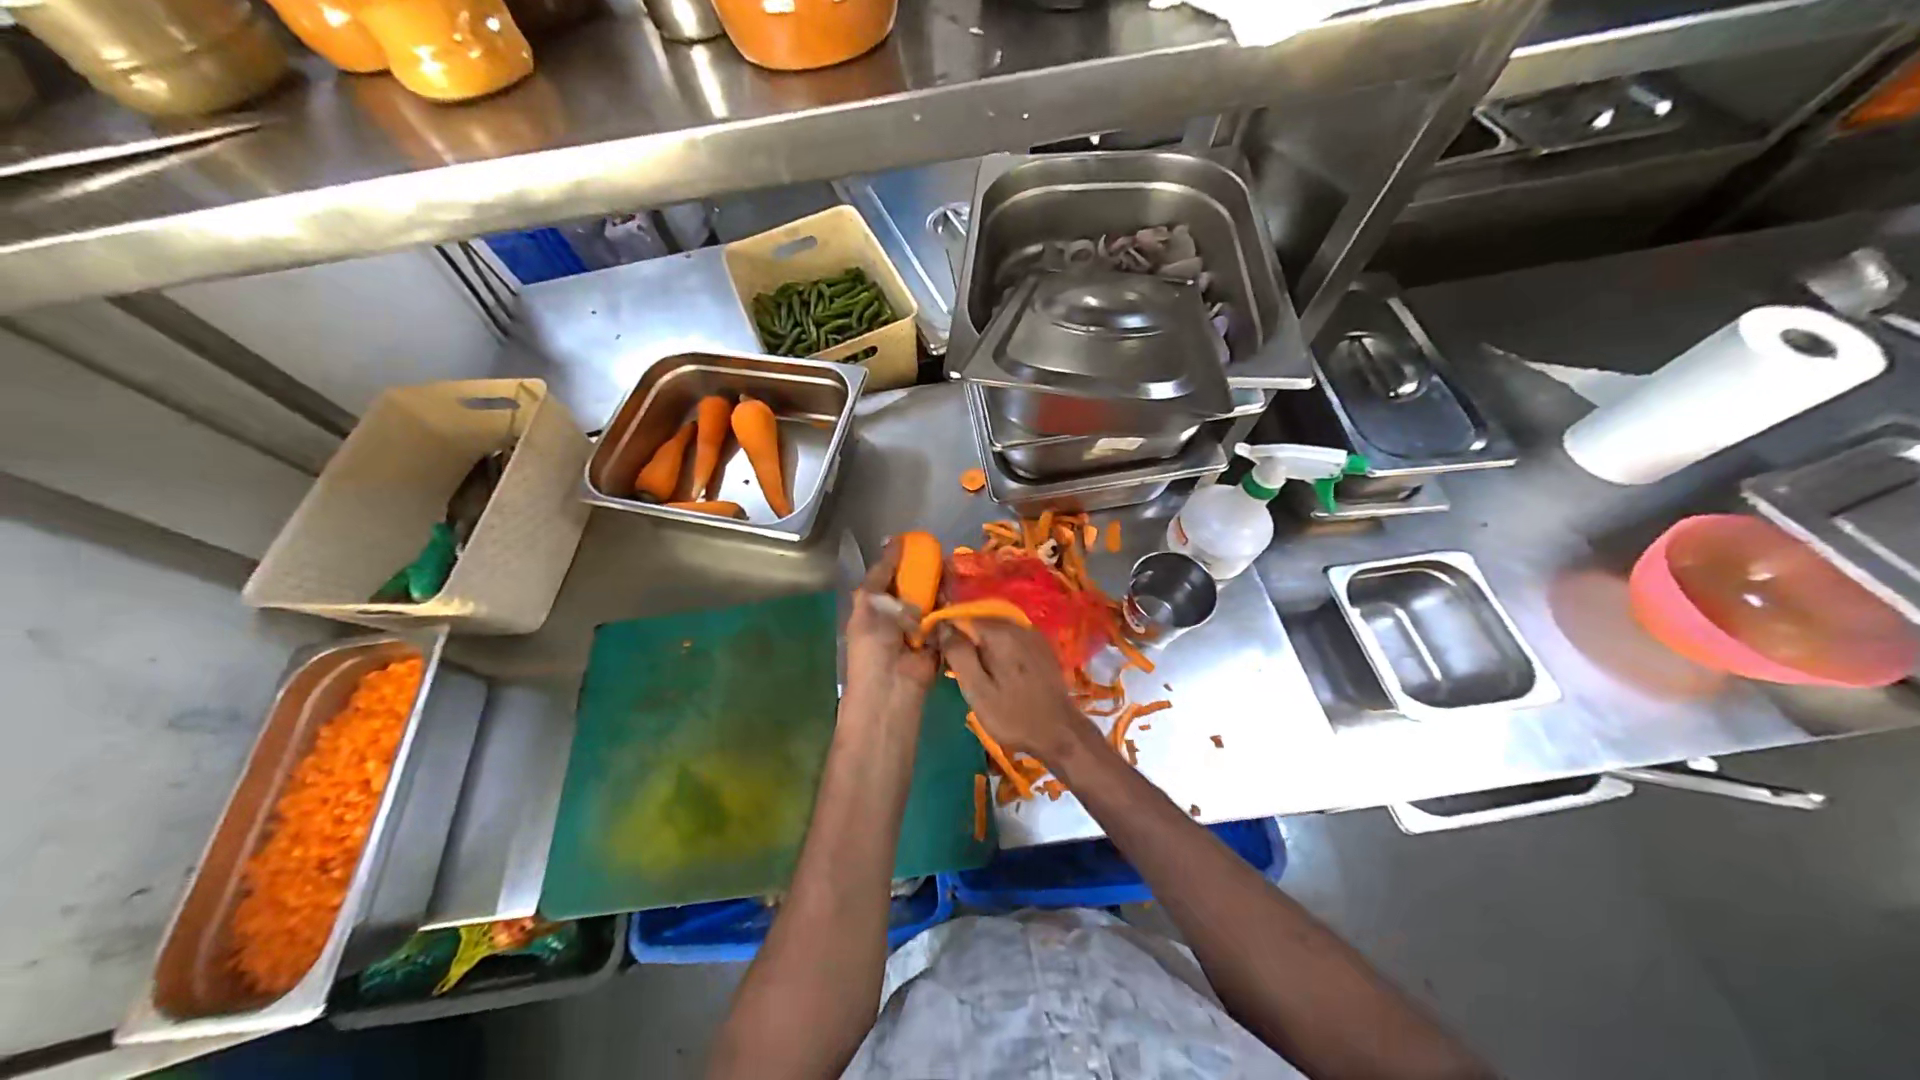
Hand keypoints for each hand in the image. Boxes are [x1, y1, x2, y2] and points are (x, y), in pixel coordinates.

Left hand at [844, 538, 937, 708]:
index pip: (891, 575)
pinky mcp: (941, 638)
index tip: (920, 541)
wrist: (892, 686)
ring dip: (943, 586)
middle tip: (943, 555)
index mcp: (876, 604)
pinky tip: (961, 590)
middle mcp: (898, 613)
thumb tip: (893, 543)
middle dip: (928, 570)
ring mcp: (921, 626)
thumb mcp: (868, 603)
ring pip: (935, 598)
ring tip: (954, 569)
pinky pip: (948, 616)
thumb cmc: (873, 644)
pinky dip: (953, 606)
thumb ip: (881, 574)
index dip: (903, 558)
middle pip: (917, 584)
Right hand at [941, 619, 1097, 763]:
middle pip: (980, 621)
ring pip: (996, 629)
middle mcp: (1017, 626)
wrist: (1060, 732)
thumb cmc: (1013, 715)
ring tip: (975, 670)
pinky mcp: (1042, 647)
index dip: (946, 631)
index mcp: (999, 633)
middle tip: (956, 666)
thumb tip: (944, 626)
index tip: (940, 652)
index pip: (961, 616)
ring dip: (981, 643)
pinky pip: (1011, 638)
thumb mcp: (977, 690)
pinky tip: (997, 668)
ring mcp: (1033, 635)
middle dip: (965, 637)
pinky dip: (999, 647)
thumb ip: (959, 654)